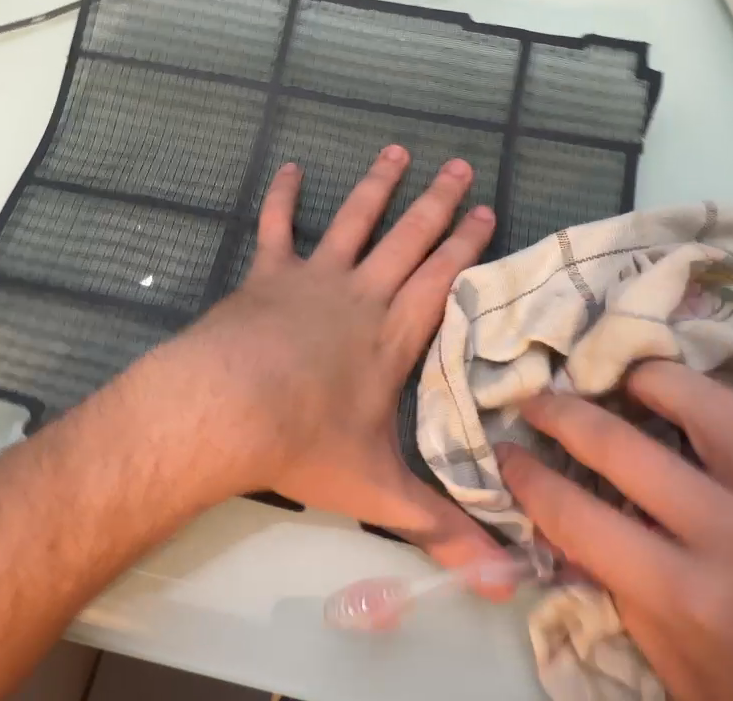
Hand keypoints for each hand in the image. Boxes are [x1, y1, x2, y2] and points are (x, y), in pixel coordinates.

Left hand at [165, 145, 514, 586]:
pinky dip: (282, 196)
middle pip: (408, 238)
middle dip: (437, 203)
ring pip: (354, 220)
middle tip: (460, 165)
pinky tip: (289, 167)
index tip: (486, 210)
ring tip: (397, 150)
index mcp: (391, 335)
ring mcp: (312, 277)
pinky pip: (276, 226)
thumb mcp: (380, 493)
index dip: (466, 246)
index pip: (441, 280)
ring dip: (377, 185)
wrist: (225, 410)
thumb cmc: (304, 445)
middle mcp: (359, 295)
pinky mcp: (266, 274)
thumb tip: (507, 582)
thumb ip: (442, 530)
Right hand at [498, 363, 732, 700]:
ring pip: (703, 400)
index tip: (503, 455)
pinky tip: (710, 404)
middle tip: (536, 401)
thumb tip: (568, 537)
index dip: (527, 480)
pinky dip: (732, 395)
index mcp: (692, 600)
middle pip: (622, 445)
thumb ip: (626, 602)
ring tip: (622, 381)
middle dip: (561, 414)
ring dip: (647, 380)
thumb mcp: (689, 679)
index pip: (579, 519)